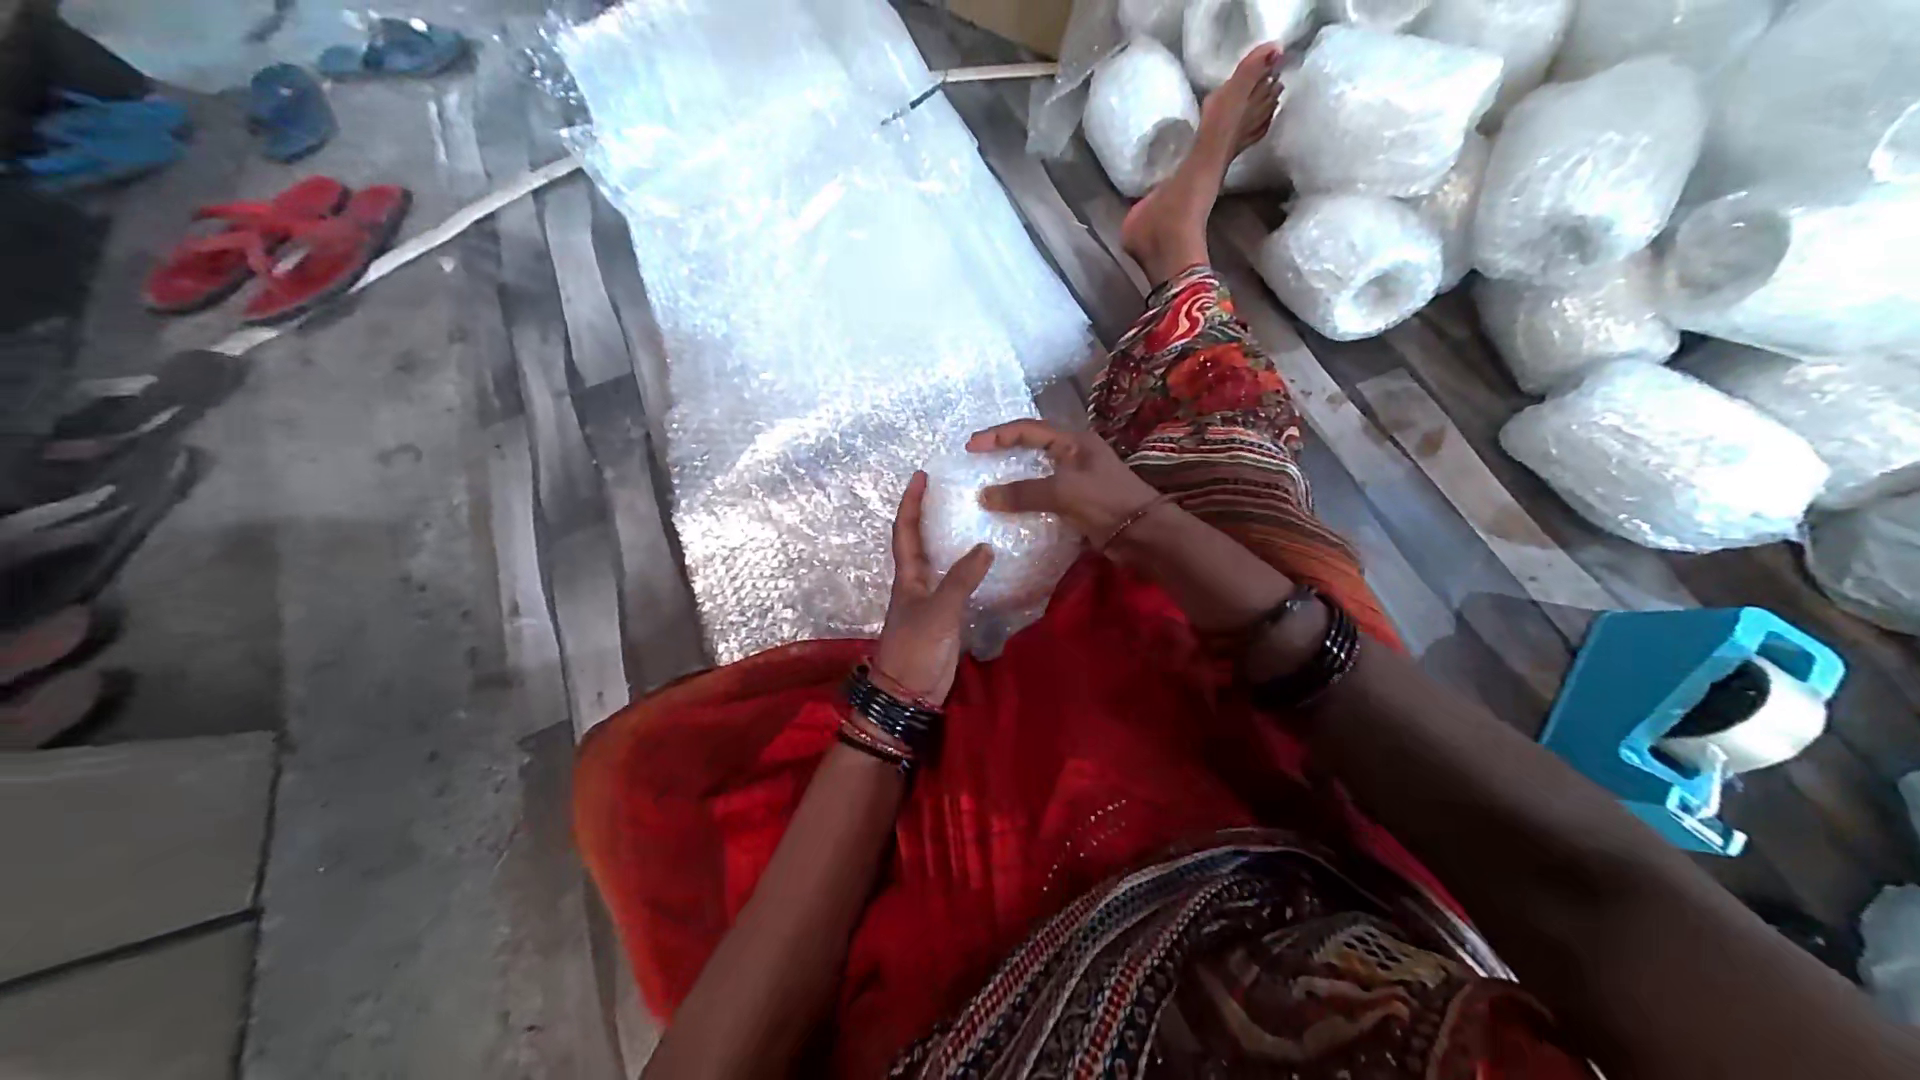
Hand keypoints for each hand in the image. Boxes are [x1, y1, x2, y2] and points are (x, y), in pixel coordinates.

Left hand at [873, 471, 993, 704]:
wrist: (908, 692)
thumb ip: (961, 579)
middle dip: (928, 514)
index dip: (911, 503)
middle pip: (919, 540)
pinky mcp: (945, 617)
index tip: (921, 476)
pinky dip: (968, 568)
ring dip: (949, 538)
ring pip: (939, 560)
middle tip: (949, 491)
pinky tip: (985, 563)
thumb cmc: (915, 648)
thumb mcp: (939, 611)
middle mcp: (916, 583)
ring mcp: (930, 600)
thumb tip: (986, 546)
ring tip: (971, 518)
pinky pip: (956, 582)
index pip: (906, 531)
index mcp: (907, 576)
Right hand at [967, 420, 1162, 541]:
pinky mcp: (1076, 504)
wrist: (1144, 535)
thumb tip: (984, 496)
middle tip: (976, 462)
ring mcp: (1076, 480)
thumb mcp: (1063, 492)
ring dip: (1012, 480)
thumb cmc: (1107, 502)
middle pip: (1031, 448)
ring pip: (1036, 475)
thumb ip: (1023, 492)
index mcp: (1074, 441)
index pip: (1028, 429)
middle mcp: (1074, 456)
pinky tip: (1008, 512)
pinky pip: (1043, 498)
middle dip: (1003, 453)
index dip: (997, 434)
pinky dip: (1024, 502)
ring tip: (986, 488)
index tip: (971, 446)